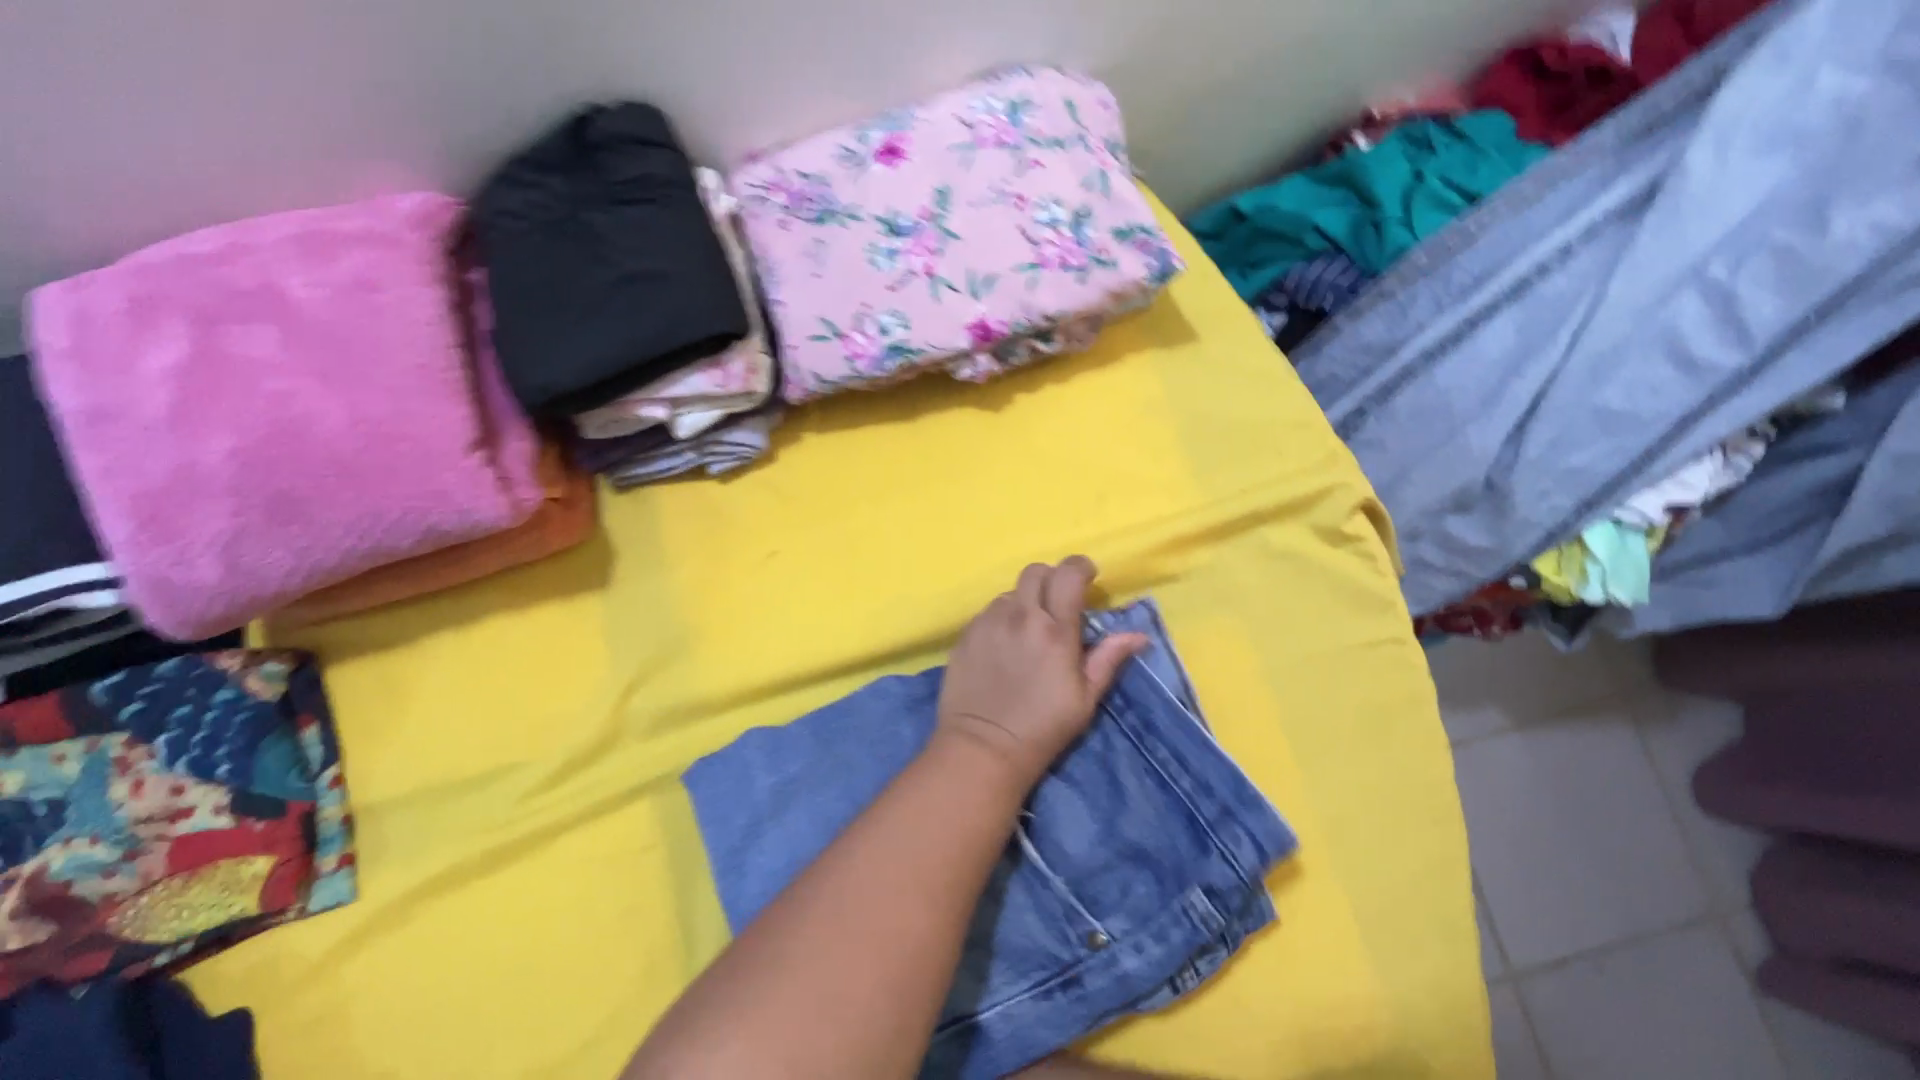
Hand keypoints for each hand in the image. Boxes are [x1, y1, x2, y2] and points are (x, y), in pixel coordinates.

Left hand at [935, 557, 1149, 790]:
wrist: (983, 747)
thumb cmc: (1043, 728)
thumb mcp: (1085, 699)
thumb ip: (1108, 659)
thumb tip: (1138, 635)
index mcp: (1055, 631)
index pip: (1068, 574)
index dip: (1080, 568)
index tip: (1087, 578)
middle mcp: (1020, 617)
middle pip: (1036, 572)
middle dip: (1051, 579)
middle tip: (1058, 602)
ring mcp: (988, 623)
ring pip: (1010, 592)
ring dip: (1025, 601)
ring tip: (1029, 630)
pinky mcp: (966, 635)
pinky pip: (988, 612)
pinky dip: (1002, 618)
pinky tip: (1004, 646)